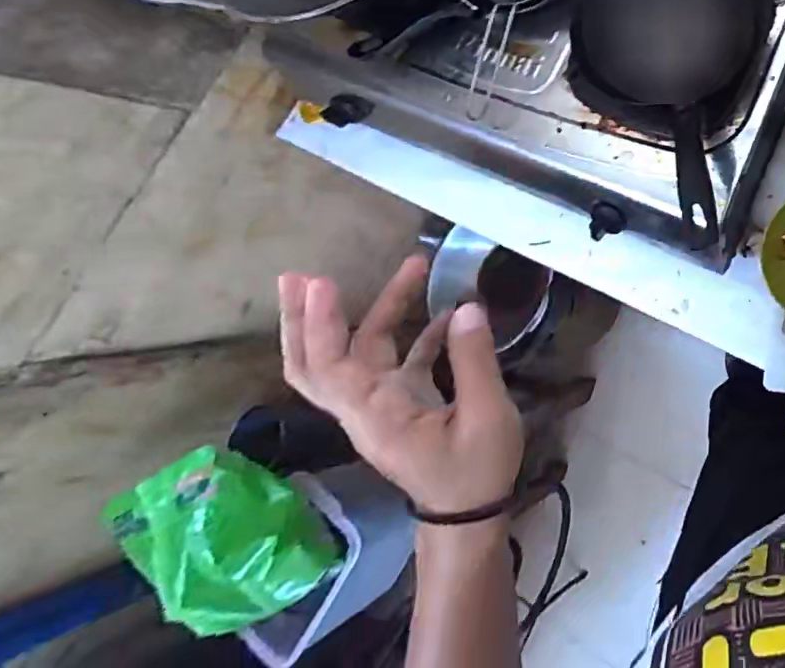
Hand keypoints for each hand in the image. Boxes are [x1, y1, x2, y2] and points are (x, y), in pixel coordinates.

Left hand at [278, 255, 522, 514]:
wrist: (469, 517)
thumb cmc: (473, 471)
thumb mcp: (485, 415)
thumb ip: (475, 360)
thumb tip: (467, 307)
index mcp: (375, 412)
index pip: (330, 364)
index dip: (320, 323)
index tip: (321, 281)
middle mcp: (367, 406)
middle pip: (318, 361)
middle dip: (305, 318)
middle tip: (299, 276)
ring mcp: (384, 405)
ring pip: (360, 353)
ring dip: (376, 309)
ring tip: (410, 268)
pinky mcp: (406, 404)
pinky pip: (400, 360)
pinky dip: (417, 331)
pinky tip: (449, 311)